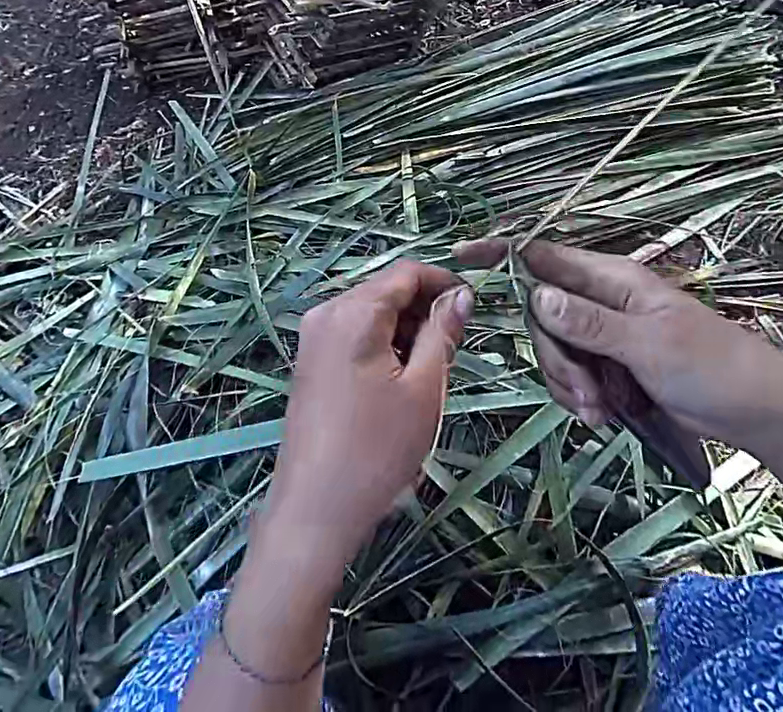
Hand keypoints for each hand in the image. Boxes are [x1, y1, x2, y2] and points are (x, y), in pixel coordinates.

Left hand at [264, 260, 474, 562]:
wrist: (315, 510)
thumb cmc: (378, 448)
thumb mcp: (423, 388)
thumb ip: (443, 332)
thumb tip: (461, 295)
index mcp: (353, 312)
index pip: (406, 273)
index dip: (443, 282)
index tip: (472, 305)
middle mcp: (326, 312)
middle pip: (386, 291)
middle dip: (424, 311)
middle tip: (452, 350)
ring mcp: (313, 337)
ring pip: (372, 314)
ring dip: (405, 330)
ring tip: (427, 372)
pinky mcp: (310, 361)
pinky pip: (354, 334)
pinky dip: (382, 344)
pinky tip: (398, 381)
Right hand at [454, 238, 782, 443]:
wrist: (757, 412)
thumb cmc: (712, 366)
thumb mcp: (648, 344)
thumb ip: (589, 322)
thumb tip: (536, 293)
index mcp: (611, 279)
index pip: (545, 256)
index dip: (503, 254)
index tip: (463, 255)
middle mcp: (601, 301)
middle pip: (542, 316)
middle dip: (555, 357)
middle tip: (587, 391)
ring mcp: (604, 333)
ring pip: (555, 349)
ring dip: (570, 383)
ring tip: (604, 410)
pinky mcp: (610, 364)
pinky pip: (573, 374)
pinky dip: (581, 396)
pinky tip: (605, 415)